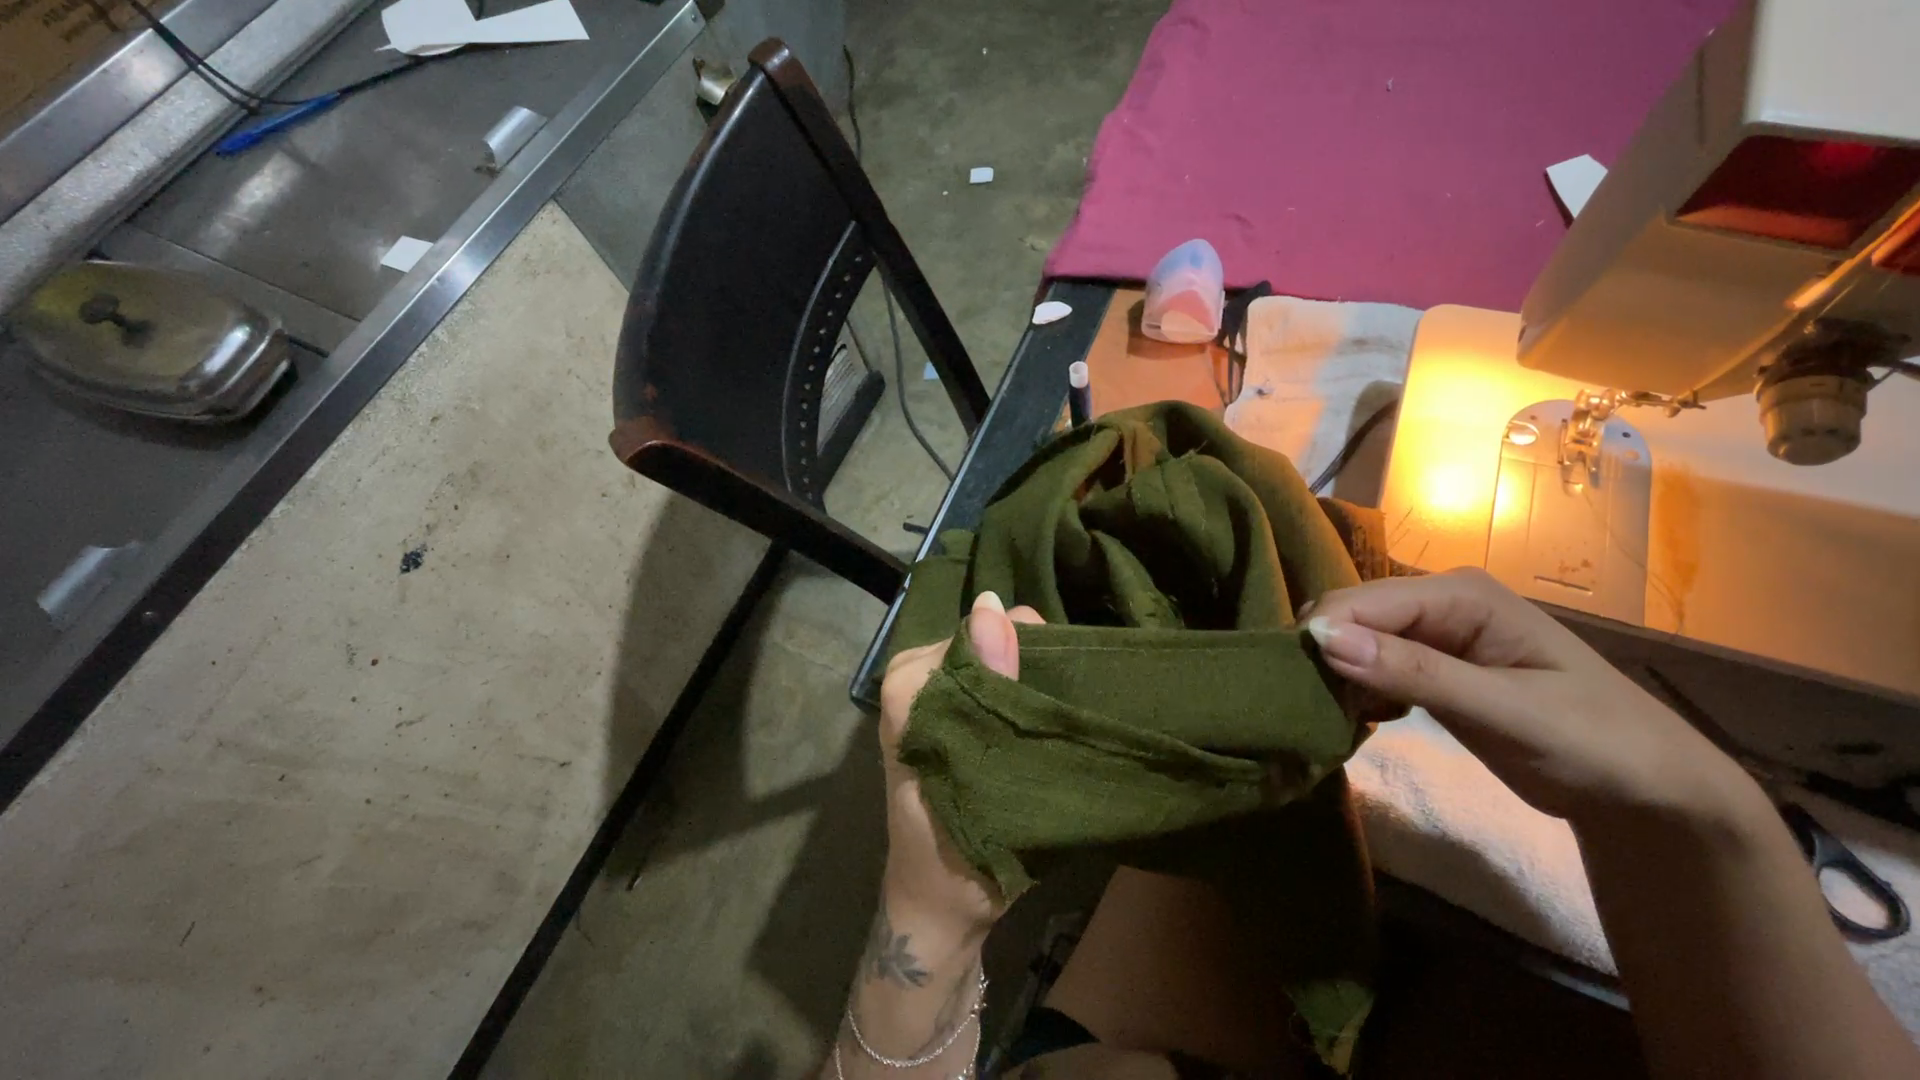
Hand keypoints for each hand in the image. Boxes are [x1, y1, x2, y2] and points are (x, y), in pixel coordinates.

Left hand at [877, 591, 1042, 935]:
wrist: (943, 912)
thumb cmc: (956, 856)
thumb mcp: (978, 778)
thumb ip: (987, 694)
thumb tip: (994, 606)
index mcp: (907, 694)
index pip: (968, 636)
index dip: (1015, 647)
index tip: (1055, 670)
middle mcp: (913, 689)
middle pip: (978, 644)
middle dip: (1023, 660)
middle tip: (1062, 691)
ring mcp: (932, 705)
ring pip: (988, 661)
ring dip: (1025, 677)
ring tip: (1059, 703)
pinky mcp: (951, 722)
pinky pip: (989, 684)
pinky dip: (1018, 692)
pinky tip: (1045, 711)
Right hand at [1303, 568, 1749, 827]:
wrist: (1647, 790)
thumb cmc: (1593, 743)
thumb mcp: (1504, 711)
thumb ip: (1415, 673)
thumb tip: (1322, 639)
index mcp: (1461, 593)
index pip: (1361, 601)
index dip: (1320, 637)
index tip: (1292, 687)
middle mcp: (1439, 601)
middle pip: (1349, 615)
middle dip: (1321, 654)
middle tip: (1308, 708)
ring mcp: (1433, 633)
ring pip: (1352, 640)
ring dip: (1332, 673)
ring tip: (1325, 714)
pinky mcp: (1429, 665)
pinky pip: (1368, 664)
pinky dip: (1352, 688)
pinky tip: (1353, 716)